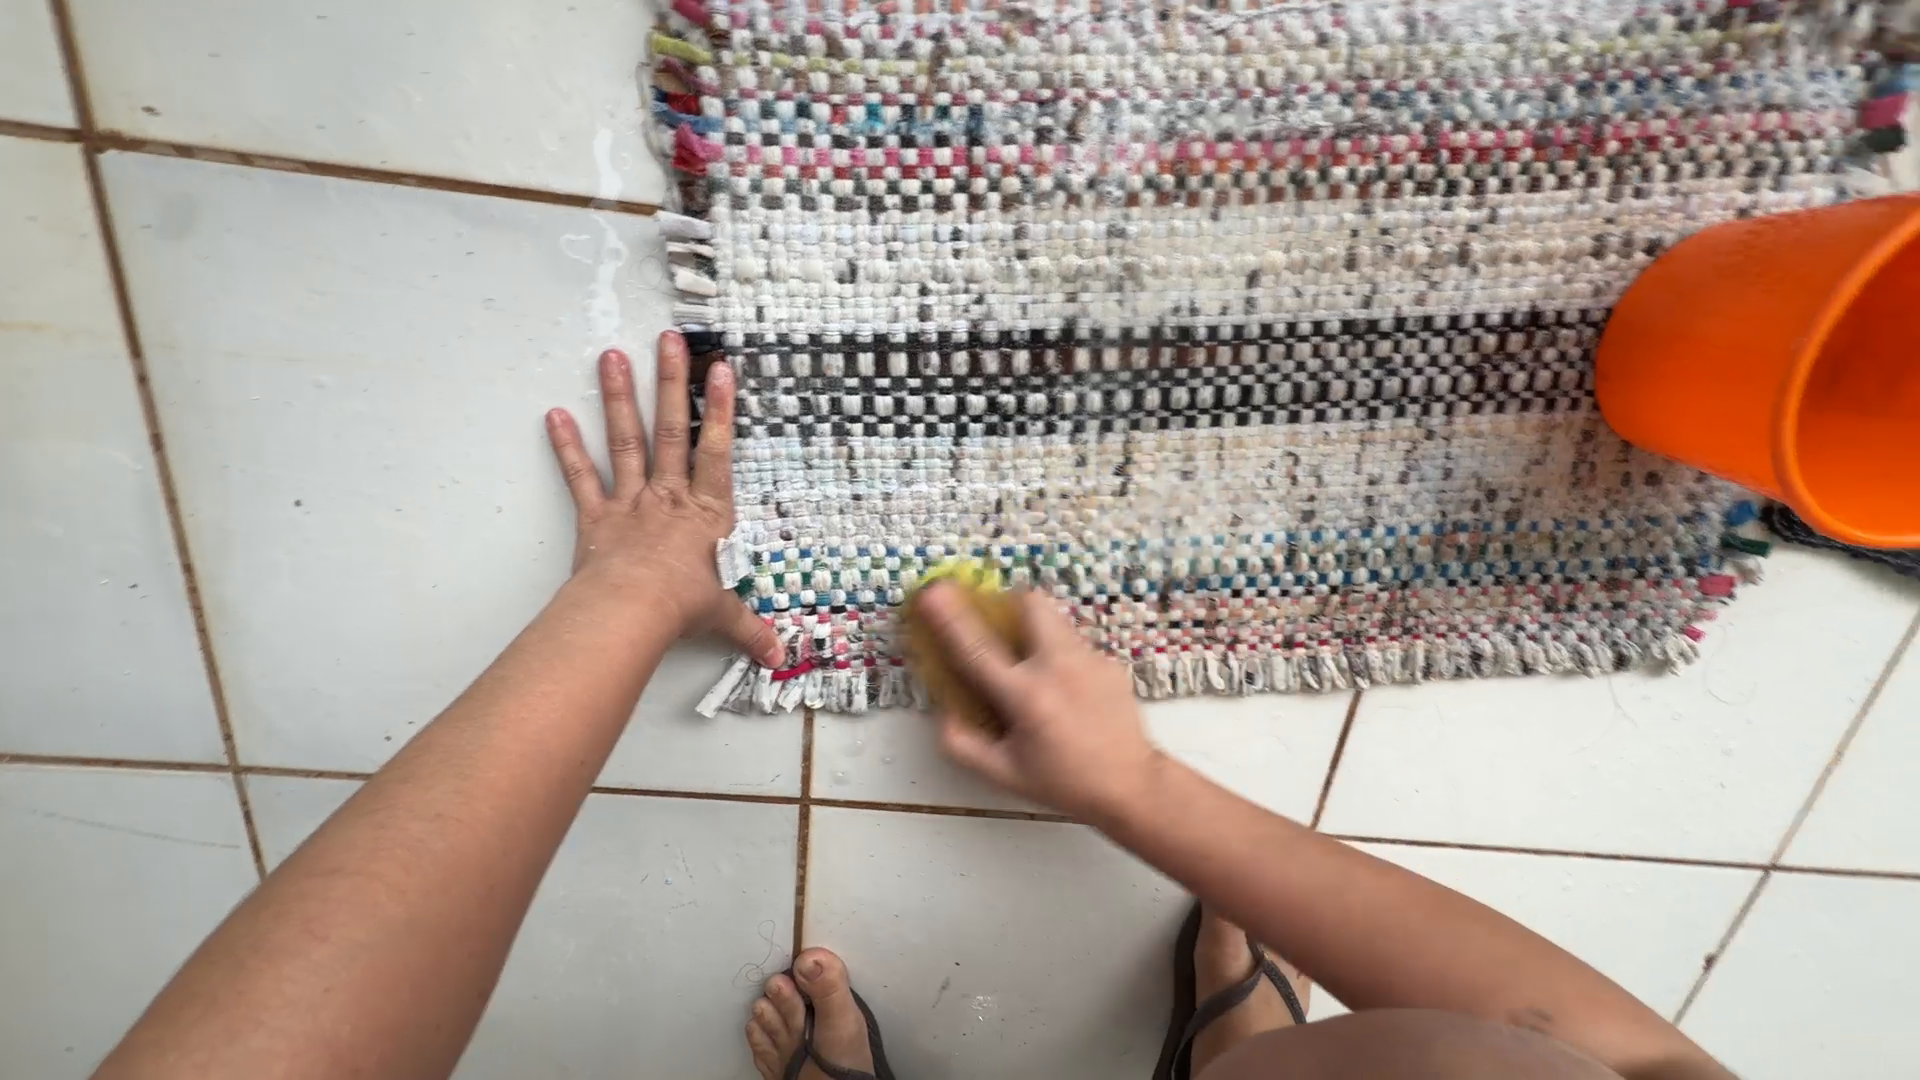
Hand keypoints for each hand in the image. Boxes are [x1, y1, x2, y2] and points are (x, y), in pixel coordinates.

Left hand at [543, 331, 781, 667]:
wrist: (631, 614)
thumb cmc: (683, 607)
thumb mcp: (726, 617)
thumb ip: (752, 631)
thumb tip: (781, 658)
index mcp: (707, 512)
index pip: (717, 450)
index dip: (720, 409)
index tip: (721, 369)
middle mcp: (669, 496)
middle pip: (670, 431)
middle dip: (672, 383)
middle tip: (668, 340)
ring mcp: (631, 502)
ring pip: (626, 441)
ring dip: (619, 398)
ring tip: (612, 356)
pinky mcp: (596, 517)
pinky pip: (582, 477)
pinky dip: (568, 447)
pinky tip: (556, 415)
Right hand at [913, 584, 1166, 824]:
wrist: (1132, 785)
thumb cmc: (1066, 782)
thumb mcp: (1004, 773)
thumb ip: (962, 744)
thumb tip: (943, 712)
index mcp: (1027, 698)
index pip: (978, 648)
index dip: (950, 618)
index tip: (933, 592)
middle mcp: (1059, 669)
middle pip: (1030, 603)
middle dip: (1007, 601)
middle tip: (997, 619)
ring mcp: (1088, 660)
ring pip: (1053, 618)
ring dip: (1033, 627)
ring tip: (1030, 659)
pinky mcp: (1108, 662)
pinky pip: (1074, 641)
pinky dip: (1058, 652)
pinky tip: (1063, 685)